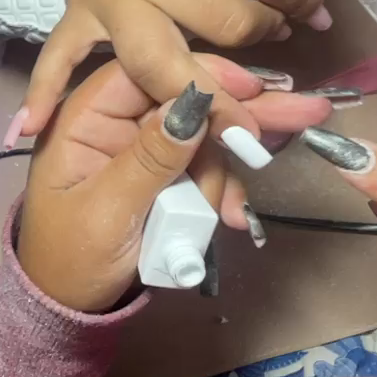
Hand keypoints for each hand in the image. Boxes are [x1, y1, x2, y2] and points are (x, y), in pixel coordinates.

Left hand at [18, 56, 330, 312]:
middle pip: (184, 100)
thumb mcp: (107, 211)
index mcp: (85, 118)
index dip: (197, 73)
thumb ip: (149, 159)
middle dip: (238, 113)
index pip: (144, 73)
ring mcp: (143, 148)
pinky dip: (220, 191)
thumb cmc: (71, 256)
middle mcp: (116, 122)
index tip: (249, 86)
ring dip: (225, 172)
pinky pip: (204, 169)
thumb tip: (192, 105)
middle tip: (305, 110)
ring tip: (227, 212)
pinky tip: (228, 217)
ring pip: (202, 137)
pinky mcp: (164, 174)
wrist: (70, 303)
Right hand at [22, 0, 334, 145]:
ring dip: (206, 96)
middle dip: (265, 33)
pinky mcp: (77, 15)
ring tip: (240, 123)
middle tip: (275, 32)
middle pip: (227, 25)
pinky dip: (44, 95)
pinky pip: (57, 59)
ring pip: (161, 63)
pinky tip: (29, 128)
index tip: (308, 4)